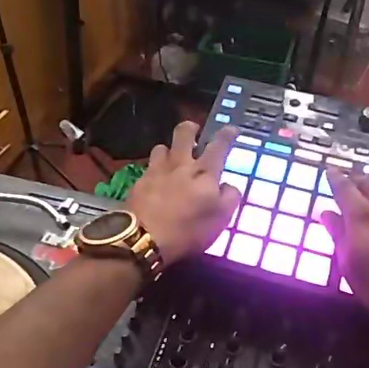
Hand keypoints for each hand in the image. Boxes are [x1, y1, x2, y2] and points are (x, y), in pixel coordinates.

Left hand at [126, 122, 242, 264]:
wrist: (143, 239)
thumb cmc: (187, 231)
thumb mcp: (220, 219)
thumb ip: (229, 198)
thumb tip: (227, 185)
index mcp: (204, 173)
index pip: (219, 145)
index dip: (227, 134)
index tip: (231, 129)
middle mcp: (179, 165)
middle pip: (183, 133)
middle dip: (190, 128)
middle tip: (194, 132)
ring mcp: (155, 171)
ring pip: (161, 147)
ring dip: (168, 150)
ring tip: (171, 159)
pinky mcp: (137, 182)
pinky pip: (148, 168)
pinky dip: (154, 170)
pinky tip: (155, 181)